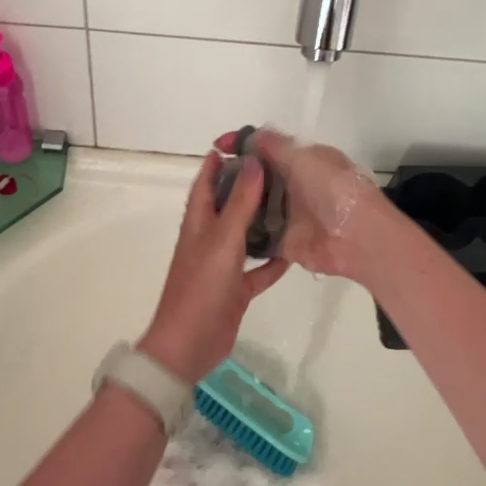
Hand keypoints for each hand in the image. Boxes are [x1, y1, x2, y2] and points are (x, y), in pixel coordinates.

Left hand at [138, 152, 291, 383]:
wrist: (189, 343)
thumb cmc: (201, 286)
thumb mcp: (223, 239)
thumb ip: (241, 202)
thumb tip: (253, 161)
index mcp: (199, 221)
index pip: (207, 181)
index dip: (220, 160)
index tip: (245, 141)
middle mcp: (209, 238)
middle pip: (230, 204)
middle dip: (250, 186)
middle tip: (283, 169)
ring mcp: (222, 264)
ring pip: (246, 234)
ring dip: (265, 220)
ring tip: (294, 202)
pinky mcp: (236, 289)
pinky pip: (258, 269)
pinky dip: (274, 260)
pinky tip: (296, 250)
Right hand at [212, 127, 394, 280]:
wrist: (357, 238)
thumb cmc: (333, 189)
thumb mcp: (304, 156)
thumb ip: (275, 144)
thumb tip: (250, 134)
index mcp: (301, 161)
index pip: (266, 147)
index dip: (242, 143)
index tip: (219, 145)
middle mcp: (292, 185)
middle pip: (256, 176)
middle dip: (233, 172)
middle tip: (209, 174)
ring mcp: (286, 214)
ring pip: (252, 203)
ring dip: (233, 200)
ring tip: (208, 199)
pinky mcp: (281, 241)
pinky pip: (255, 233)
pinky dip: (240, 228)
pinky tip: (219, 223)